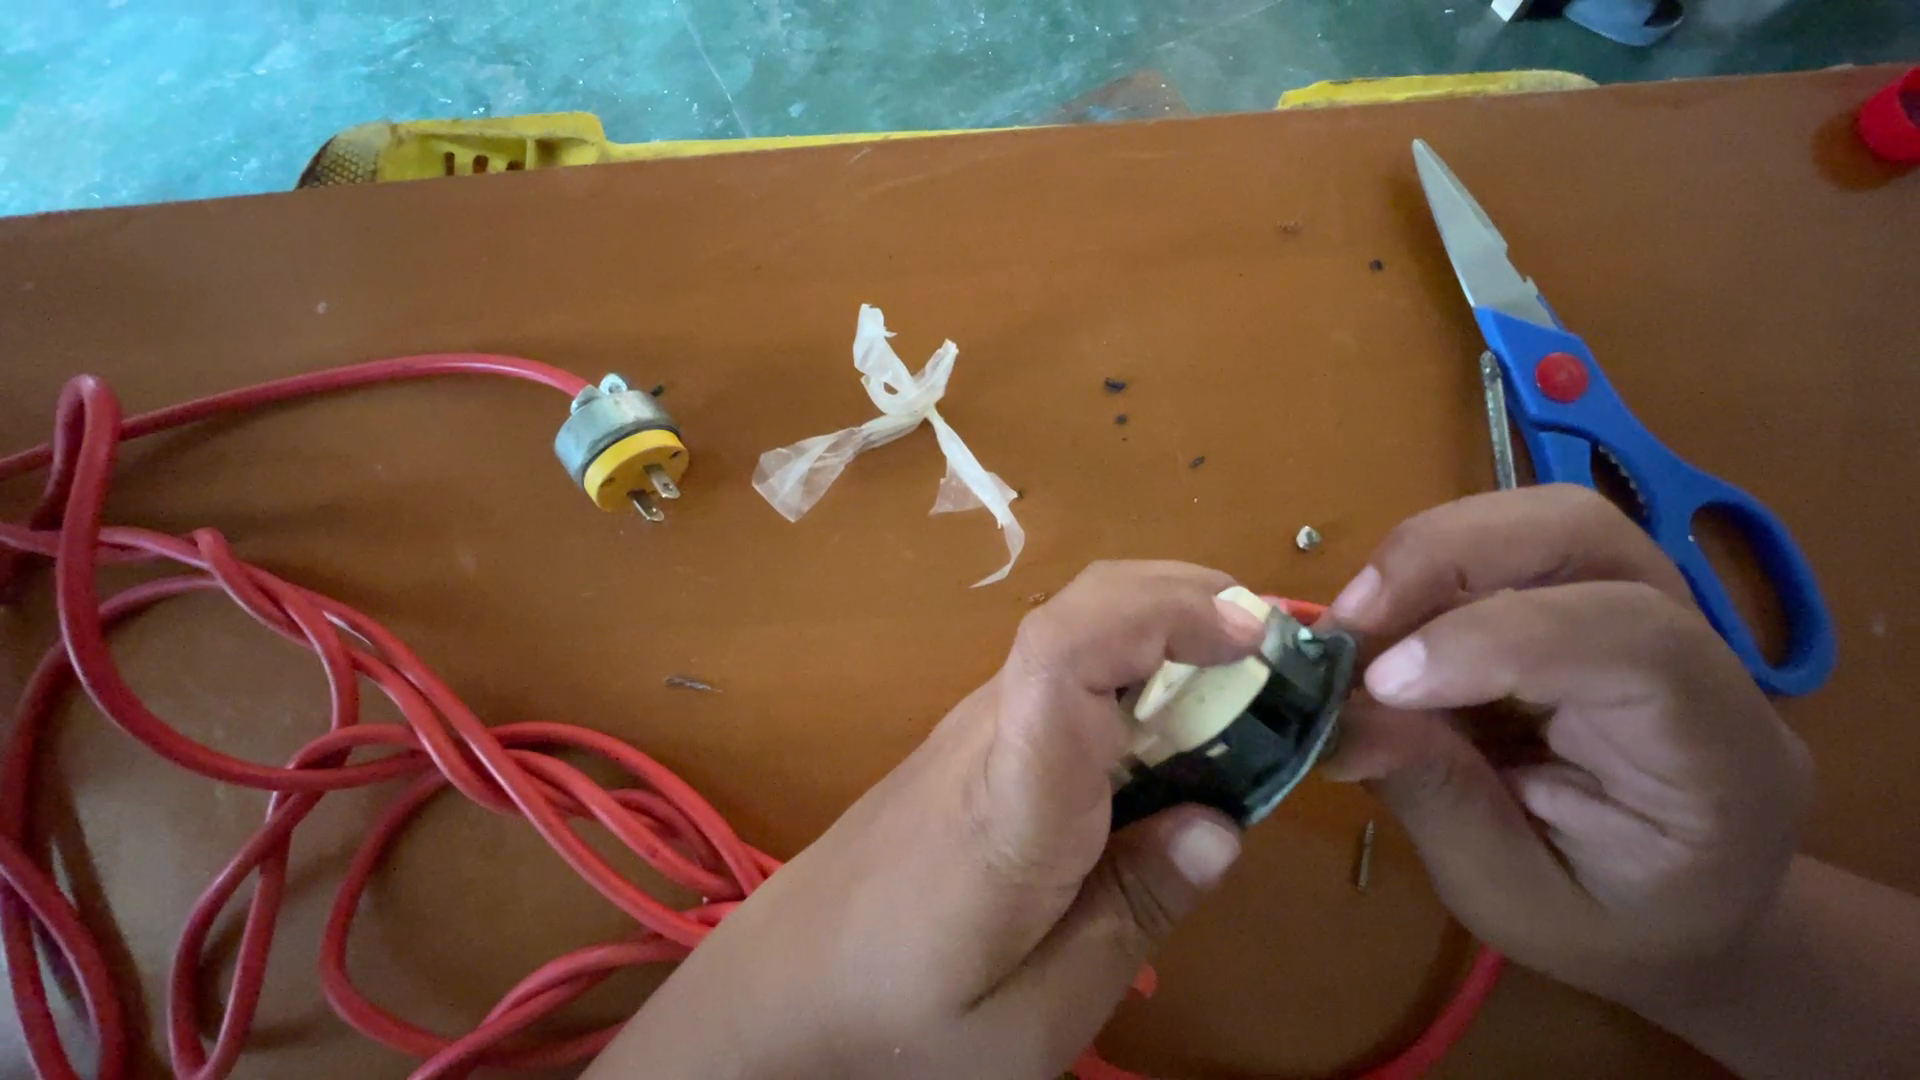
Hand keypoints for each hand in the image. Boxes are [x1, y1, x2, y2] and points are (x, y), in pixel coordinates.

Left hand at [585, 562, 1263, 1079]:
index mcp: (1013, 795)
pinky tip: (1171, 730)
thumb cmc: (900, 1019)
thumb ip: (1134, 909)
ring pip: (1077, 631)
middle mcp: (991, 727)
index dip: (1162, 614)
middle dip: (1189, 599)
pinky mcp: (972, 737)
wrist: (782, 990)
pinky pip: (1063, 675)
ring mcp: (976, 722)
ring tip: (1248, 686)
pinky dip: (1135, 669)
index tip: (1256, 633)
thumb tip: (1222, 822)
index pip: (1066, 652)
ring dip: (1168, 629)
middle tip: (1280, 654)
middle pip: (1083, 610)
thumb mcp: (1036, 1012)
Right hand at [1321, 486, 1812, 1006]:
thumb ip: (1439, 802)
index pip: (1631, 640)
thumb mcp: (1514, 895)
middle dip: (1445, 556)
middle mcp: (1690, 650)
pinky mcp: (1568, 598)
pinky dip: (1414, 572)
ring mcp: (1631, 607)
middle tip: (1349, 621)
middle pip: (1581, 532)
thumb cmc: (1601, 918)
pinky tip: (1374, 625)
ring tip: (1352, 622)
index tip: (1380, 686)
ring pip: (1530, 519)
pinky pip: (1489, 546)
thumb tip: (1338, 724)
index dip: (1493, 640)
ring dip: (1422, 554)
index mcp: (1715, 751)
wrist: (1660, 902)